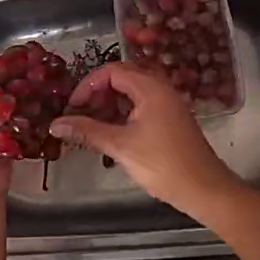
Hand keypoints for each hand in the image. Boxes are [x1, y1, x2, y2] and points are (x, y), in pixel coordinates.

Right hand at [49, 63, 240, 210]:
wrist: (204, 188)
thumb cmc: (162, 164)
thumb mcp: (120, 146)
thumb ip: (87, 131)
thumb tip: (56, 125)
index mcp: (151, 88)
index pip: (112, 71)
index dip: (88, 85)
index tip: (73, 106)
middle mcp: (161, 89)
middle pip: (123, 78)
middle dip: (98, 93)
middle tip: (80, 114)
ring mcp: (169, 104)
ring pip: (133, 93)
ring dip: (110, 104)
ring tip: (91, 125)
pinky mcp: (171, 120)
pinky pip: (143, 106)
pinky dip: (124, 114)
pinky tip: (112, 133)